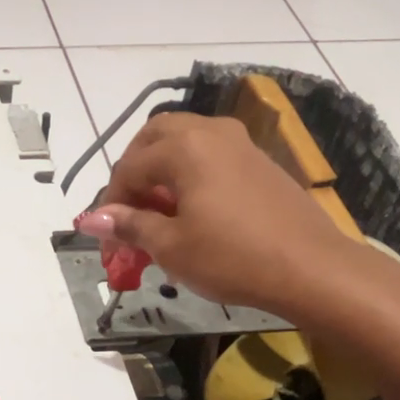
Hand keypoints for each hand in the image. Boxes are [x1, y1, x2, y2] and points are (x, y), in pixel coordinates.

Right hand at [75, 113, 352, 314]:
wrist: (308, 267)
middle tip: (127, 213)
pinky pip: (210, 156)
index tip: (106, 239)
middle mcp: (210, 132)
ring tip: (157, 215)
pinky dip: (189, 175)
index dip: (111, 203)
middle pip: (155, 137)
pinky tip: (191, 214)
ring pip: (185, 142)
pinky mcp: (258, 162)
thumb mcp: (172, 247)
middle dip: (134, 173)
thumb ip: (130, 226)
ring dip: (161, 172)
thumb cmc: (231, 258)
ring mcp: (239, 143)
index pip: (130, 167)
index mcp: (184, 147)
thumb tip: (91, 220)